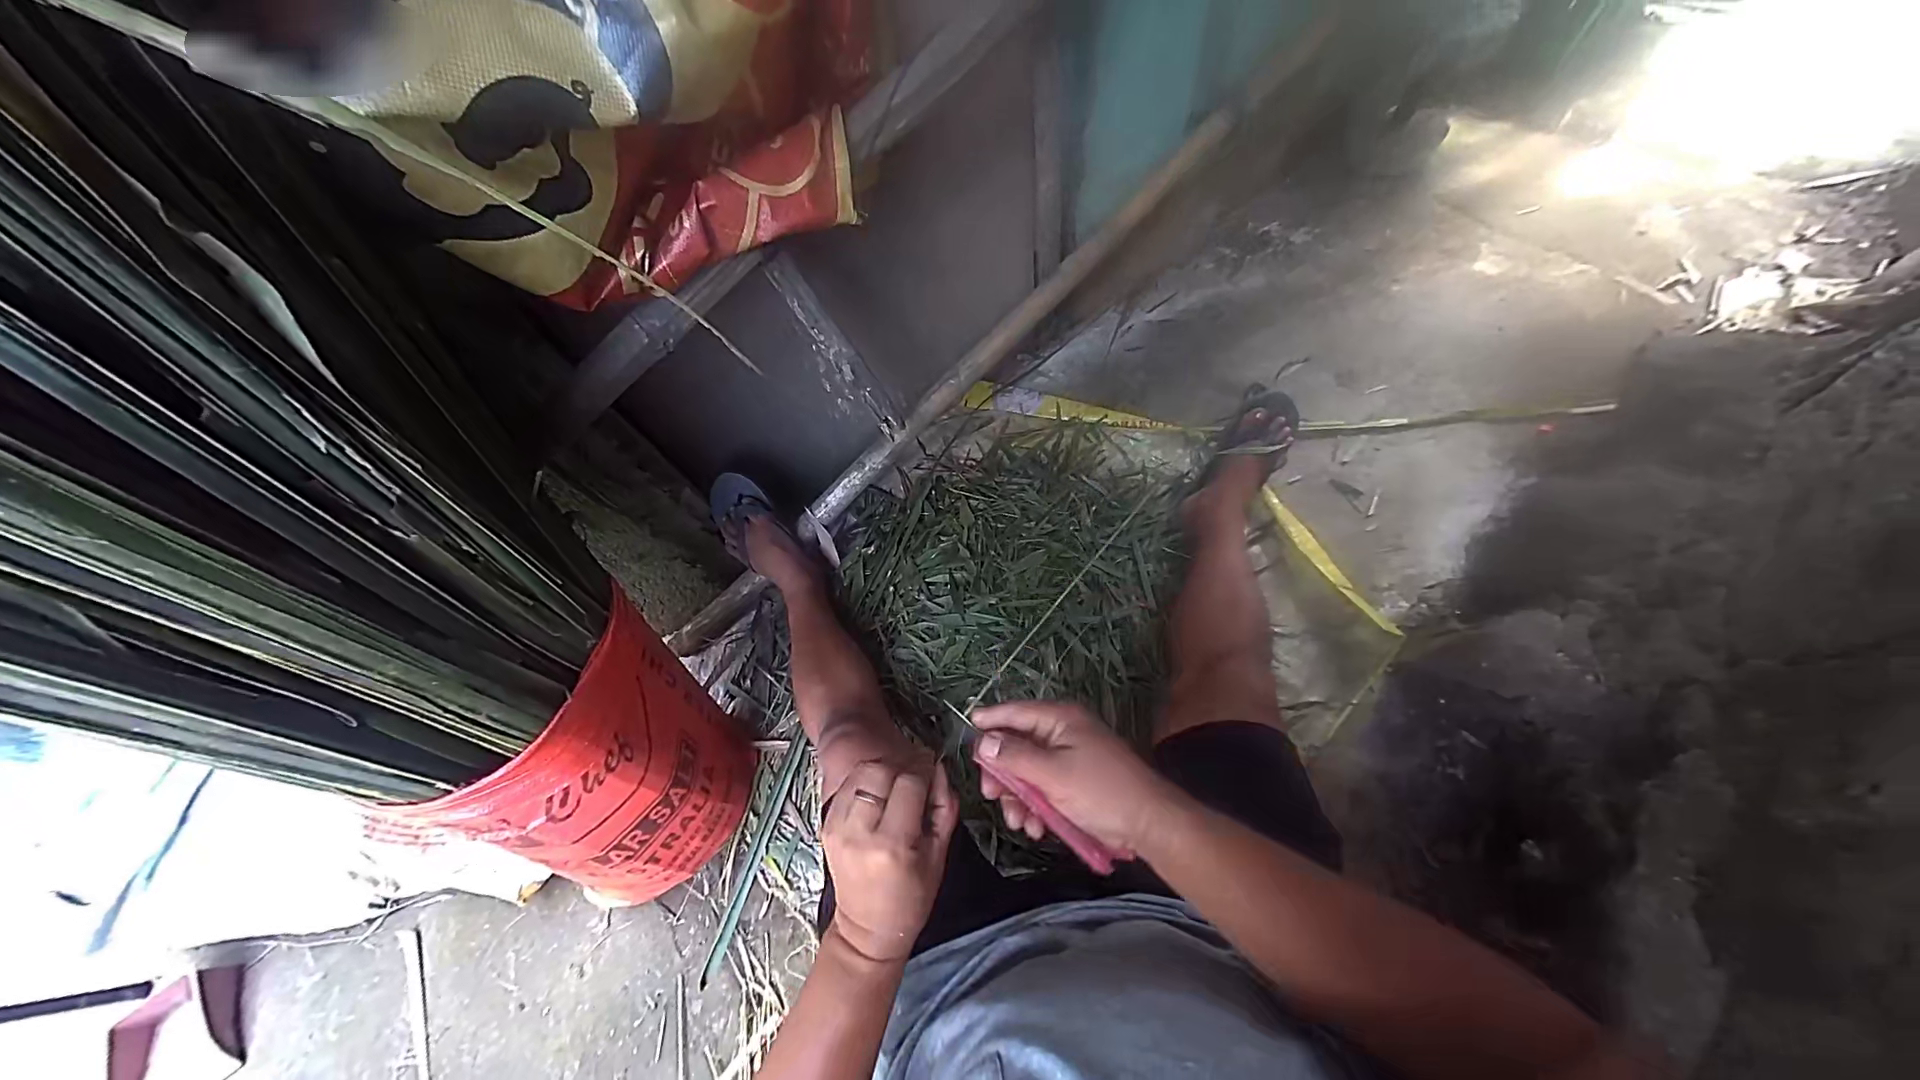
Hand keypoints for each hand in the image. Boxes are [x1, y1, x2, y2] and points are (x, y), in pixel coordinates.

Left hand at [821, 760, 958, 963]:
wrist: (867, 928)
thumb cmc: (911, 897)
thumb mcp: (940, 854)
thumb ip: (944, 805)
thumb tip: (938, 767)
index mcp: (893, 844)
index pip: (909, 783)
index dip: (924, 767)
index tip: (933, 765)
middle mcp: (860, 832)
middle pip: (880, 770)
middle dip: (902, 764)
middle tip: (915, 771)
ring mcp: (837, 828)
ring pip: (861, 772)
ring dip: (883, 767)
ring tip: (897, 778)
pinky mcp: (825, 825)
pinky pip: (847, 785)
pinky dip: (865, 779)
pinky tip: (878, 791)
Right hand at [971, 701, 1182, 853]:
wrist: (1148, 823)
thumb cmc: (1100, 791)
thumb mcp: (1051, 774)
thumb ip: (1013, 756)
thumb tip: (981, 741)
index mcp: (1059, 718)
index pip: (1014, 712)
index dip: (989, 721)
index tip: (966, 731)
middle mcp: (1062, 732)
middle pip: (1017, 745)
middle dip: (1003, 774)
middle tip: (991, 796)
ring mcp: (1069, 758)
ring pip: (1027, 772)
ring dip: (1019, 798)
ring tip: (1019, 822)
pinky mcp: (1074, 782)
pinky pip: (1043, 788)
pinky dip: (1035, 807)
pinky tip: (1036, 828)